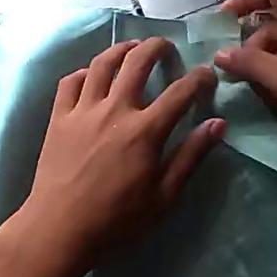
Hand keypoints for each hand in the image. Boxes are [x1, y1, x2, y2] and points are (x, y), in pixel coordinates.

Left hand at [0, 37, 224, 276]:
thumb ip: (191, 156)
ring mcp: (83, 110)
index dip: (199, 78)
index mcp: (145, 130)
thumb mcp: (164, 196)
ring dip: (121, 50)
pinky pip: (70, 82)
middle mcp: (115, 110)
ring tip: (132, 48)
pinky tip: (91, 76)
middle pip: (138, 61)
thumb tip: (218, 123)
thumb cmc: (117, 220)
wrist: (59, 230)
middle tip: (167, 48)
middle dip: (157, 47)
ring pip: (102, 64)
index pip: (181, 91)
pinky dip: (84, 73)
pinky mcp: (59, 117)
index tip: (207, 75)